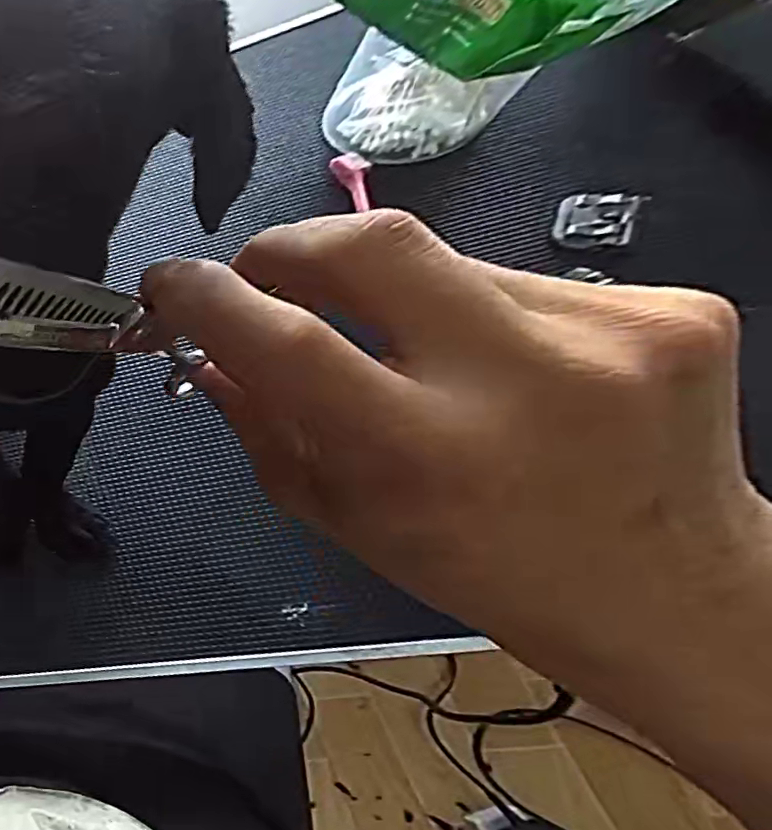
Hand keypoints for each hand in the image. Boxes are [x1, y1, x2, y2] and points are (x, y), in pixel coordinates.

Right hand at [139, 210, 771, 666]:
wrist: (658, 585)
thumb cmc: (457, 558)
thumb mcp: (325, 505)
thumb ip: (259, 420)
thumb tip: (207, 353)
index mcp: (414, 451)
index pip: (286, 340)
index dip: (207, 297)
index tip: (165, 283)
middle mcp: (518, 376)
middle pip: (367, 244)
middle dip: (280, 247)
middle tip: (252, 277)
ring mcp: (609, 327)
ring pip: (431, 258)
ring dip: (366, 288)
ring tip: (377, 341)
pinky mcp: (664, 303)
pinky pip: (500, 275)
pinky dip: (444, 303)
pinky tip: (465, 356)